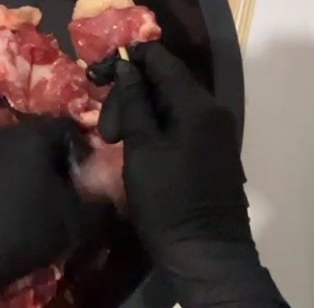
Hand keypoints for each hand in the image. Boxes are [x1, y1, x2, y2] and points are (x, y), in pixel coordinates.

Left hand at [0, 116, 94, 305]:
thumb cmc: (24, 226)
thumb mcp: (74, 220)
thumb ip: (100, 200)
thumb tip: (112, 188)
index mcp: (36, 131)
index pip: (72, 127)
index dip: (88, 153)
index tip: (92, 181)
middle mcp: (10, 129)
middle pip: (47, 137)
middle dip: (64, 163)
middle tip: (74, 195)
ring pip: (26, 151)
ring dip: (40, 172)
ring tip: (49, 204)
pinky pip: (6, 163)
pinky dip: (19, 179)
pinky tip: (22, 207)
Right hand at [99, 43, 286, 307]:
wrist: (206, 257)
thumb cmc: (168, 201)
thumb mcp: (142, 147)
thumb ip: (133, 101)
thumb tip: (125, 65)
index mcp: (196, 104)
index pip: (160, 58)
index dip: (127, 58)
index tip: (98, 77)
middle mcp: (212, 109)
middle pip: (164, 80)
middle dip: (130, 94)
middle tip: (106, 130)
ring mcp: (215, 130)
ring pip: (170, 101)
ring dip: (139, 111)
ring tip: (116, 141)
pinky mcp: (213, 149)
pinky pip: (181, 120)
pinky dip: (156, 124)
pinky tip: (136, 144)